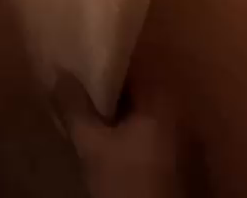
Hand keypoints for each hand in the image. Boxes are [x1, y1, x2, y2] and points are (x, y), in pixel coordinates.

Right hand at [52, 73, 184, 197]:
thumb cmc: (129, 186)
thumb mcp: (92, 146)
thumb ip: (73, 106)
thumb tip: (58, 72)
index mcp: (164, 98)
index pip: (129, 64)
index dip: (100, 61)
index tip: (75, 62)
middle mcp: (182, 113)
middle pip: (137, 89)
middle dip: (107, 90)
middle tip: (76, 89)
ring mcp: (188, 141)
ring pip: (145, 115)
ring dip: (119, 114)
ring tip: (89, 116)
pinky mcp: (186, 166)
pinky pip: (154, 136)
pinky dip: (133, 134)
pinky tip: (112, 144)